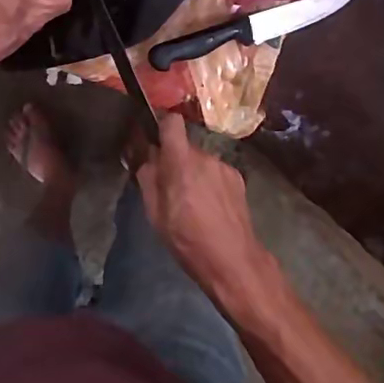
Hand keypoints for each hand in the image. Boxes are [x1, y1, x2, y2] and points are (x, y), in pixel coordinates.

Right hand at [137, 114, 271, 296]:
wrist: (233, 261)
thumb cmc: (188, 239)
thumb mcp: (155, 213)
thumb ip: (148, 178)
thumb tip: (145, 155)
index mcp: (181, 162)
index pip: (172, 122)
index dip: (162, 126)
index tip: (155, 139)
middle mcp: (205, 157)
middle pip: (185, 147)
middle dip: (175, 161)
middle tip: (170, 188)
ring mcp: (224, 166)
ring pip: (201, 161)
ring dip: (193, 174)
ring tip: (193, 204)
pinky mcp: (238, 178)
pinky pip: (215, 172)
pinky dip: (210, 183)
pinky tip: (211, 208)